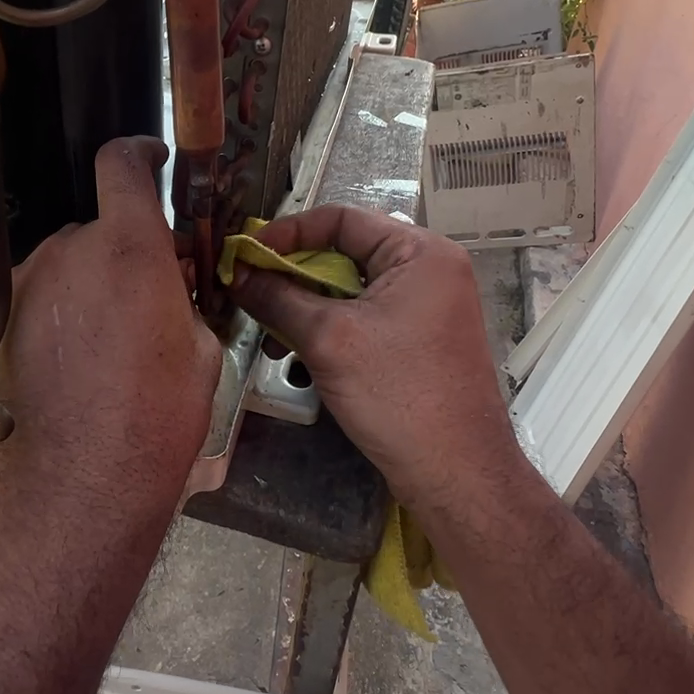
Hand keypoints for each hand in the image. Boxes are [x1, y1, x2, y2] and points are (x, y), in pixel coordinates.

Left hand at [0, 136, 221, 513]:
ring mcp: (28, 283)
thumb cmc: (157, 417)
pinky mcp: (3, 317)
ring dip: (87, 284)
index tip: (152, 159)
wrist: (83, 480)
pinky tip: (71, 359)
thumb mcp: (200, 350)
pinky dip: (58, 311)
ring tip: (103, 341)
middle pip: (96, 226)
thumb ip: (180, 295)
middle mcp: (68, 250)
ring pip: (66, 263)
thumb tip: (166, 284)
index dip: (139, 153)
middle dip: (120, 252)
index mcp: (127, 247)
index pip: (121, 163)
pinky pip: (39, 295)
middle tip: (139, 301)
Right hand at [228, 205, 522, 508]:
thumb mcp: (327, 338)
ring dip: (304, 304)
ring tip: (269, 331)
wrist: (457, 474)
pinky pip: (362, 314)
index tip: (245, 254)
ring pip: (348, 287)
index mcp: (419, 252)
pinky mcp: (417, 337)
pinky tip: (296, 349)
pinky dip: (327, 325)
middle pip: (343, 251)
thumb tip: (237, 273)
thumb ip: (278, 296)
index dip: (287, 232)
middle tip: (250, 291)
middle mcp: (428, 268)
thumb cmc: (397, 394)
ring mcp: (425, 305)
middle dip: (291, 273)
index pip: (340, 218)